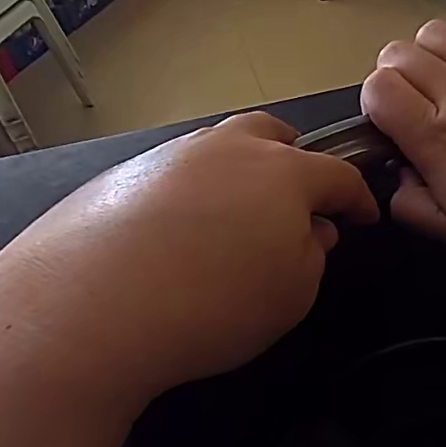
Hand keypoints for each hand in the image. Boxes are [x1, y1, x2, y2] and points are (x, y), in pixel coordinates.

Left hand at [0, 112, 377, 409]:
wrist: (80, 311)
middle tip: (296, 200)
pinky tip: (174, 236)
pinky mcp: (118, 176)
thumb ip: (315, 254)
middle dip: (296, 161)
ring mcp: (169, 156)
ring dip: (240, 172)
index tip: (364, 218)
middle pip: (275, 135)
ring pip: (220, 147)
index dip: (358, 198)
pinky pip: (173, 173)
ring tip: (233, 218)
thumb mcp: (292, 294)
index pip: (339, 175)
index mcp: (282, 171)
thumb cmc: (212, 304)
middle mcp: (227, 148)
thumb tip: (313, 230)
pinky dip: (190, 193)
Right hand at [360, 13, 445, 260]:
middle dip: (394, 75)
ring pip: (434, 32)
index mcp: (439, 141)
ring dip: (429, 54)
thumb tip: (397, 183)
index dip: (373, 101)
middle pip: (397, 53)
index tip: (390, 122)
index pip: (377, 88)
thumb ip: (415, 209)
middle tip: (415, 103)